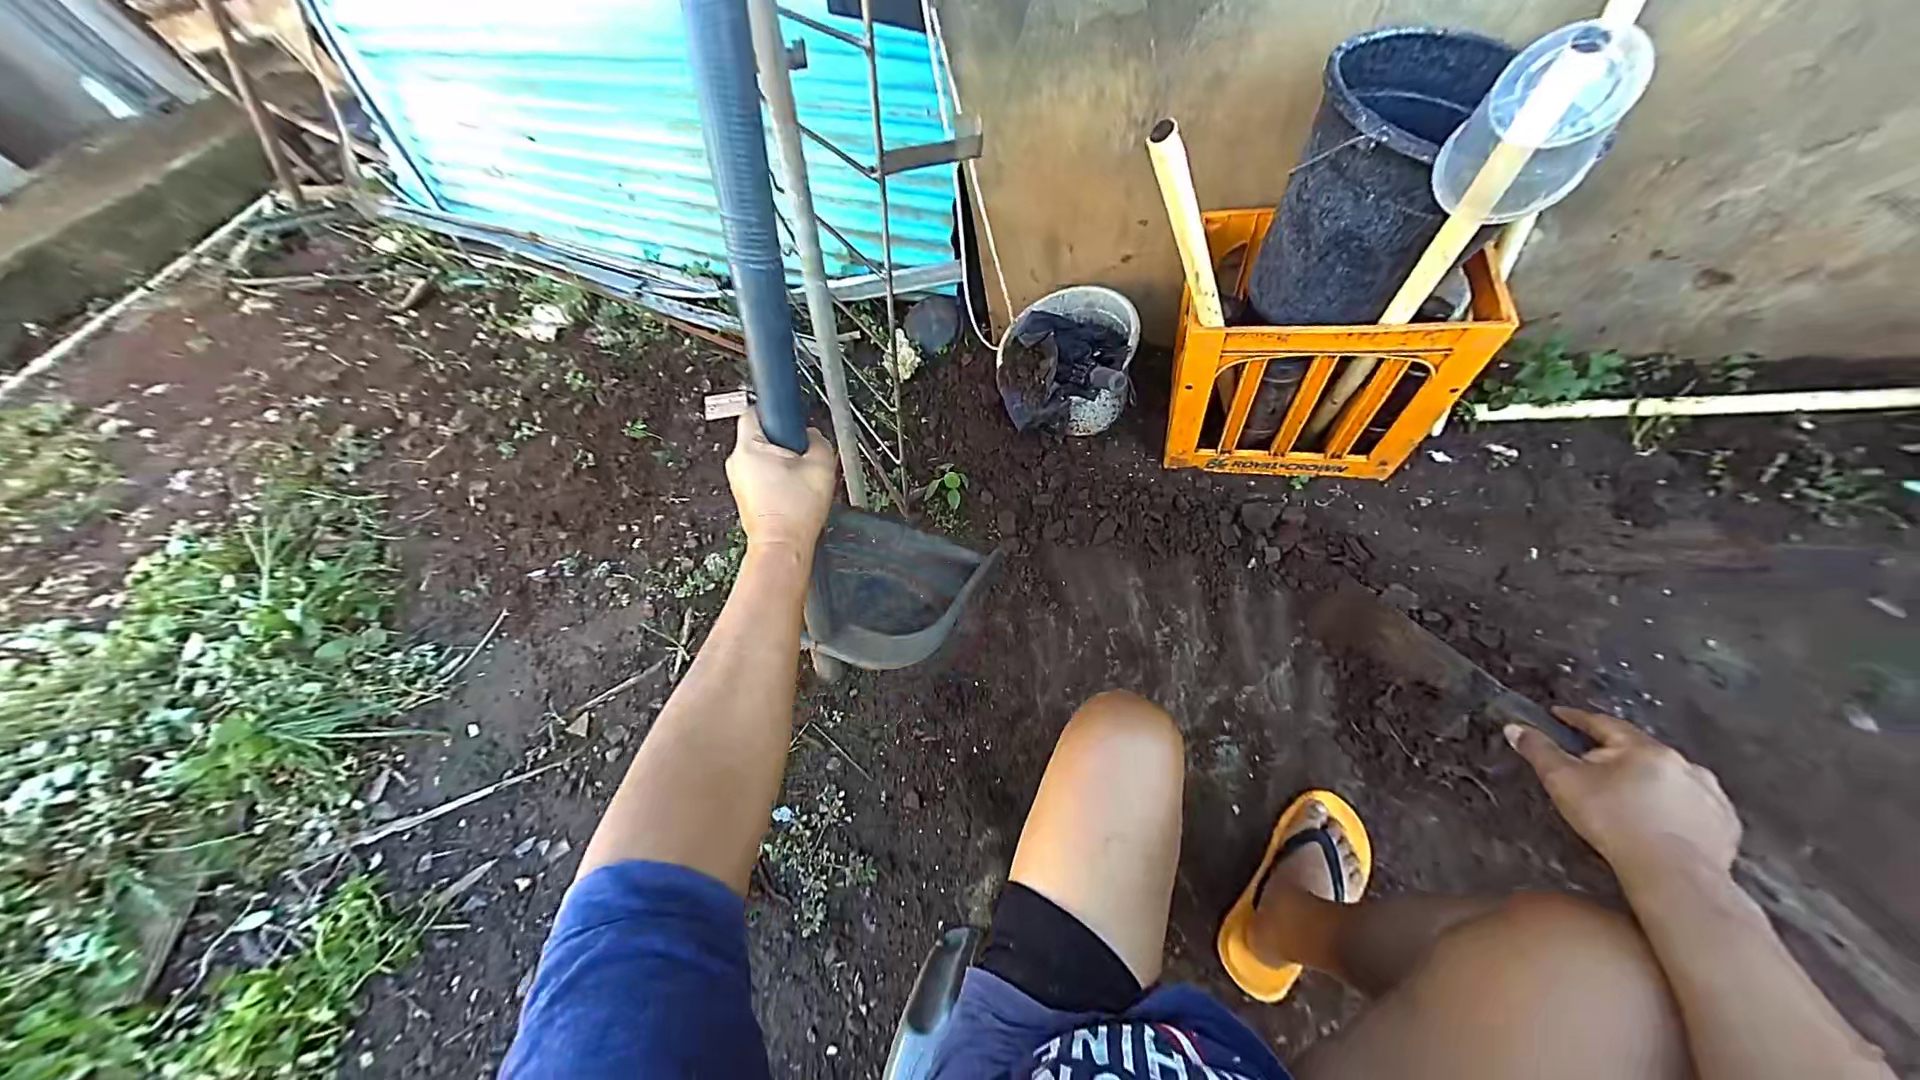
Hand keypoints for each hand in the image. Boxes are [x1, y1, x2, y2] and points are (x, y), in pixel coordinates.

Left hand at [726, 410, 836, 550]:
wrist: (783, 547)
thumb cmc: (795, 513)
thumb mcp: (821, 466)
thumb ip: (818, 440)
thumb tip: (813, 436)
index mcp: (749, 447)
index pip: (756, 410)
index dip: (778, 412)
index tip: (792, 421)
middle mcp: (737, 461)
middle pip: (761, 435)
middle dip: (784, 442)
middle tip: (802, 457)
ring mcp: (738, 479)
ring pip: (762, 457)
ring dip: (782, 462)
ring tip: (799, 480)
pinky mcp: (745, 494)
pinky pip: (761, 475)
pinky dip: (777, 479)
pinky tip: (792, 493)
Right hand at [1506, 707, 1740, 887]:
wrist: (1674, 875)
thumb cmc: (1611, 820)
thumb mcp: (1562, 780)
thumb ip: (1538, 750)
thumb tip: (1515, 727)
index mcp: (1646, 750)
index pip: (1604, 724)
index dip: (1576, 718)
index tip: (1557, 715)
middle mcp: (1686, 765)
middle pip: (1638, 750)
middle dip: (1613, 753)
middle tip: (1589, 762)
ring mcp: (1712, 796)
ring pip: (1670, 777)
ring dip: (1647, 778)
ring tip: (1626, 792)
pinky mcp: (1727, 825)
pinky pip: (1693, 803)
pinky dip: (1673, 803)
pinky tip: (1659, 817)